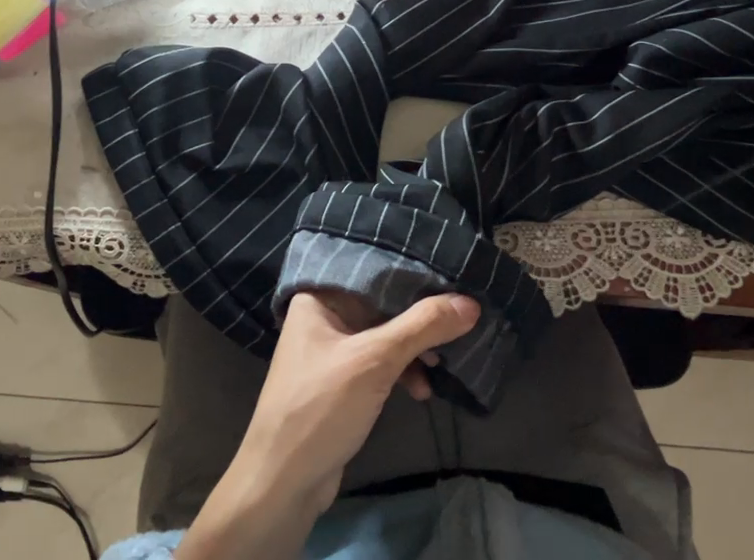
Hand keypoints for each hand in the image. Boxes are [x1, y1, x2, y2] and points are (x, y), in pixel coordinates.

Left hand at [177, 291, 480, 559]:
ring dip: (414, 349)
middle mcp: (321, 317)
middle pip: (380, 303)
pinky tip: (421, 391)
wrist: (283, 481)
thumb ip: (421, 327)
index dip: (412, 273)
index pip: (371, 271)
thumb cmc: (320, 406)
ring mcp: (331, 352)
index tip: (453, 276)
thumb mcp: (375, 360)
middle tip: (458, 324)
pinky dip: (401, 372)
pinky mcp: (341, 384)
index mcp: (317, 298)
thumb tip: (470, 302)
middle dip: (418, 317)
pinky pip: (379, 364)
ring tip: (442, 365)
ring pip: (383, 336)